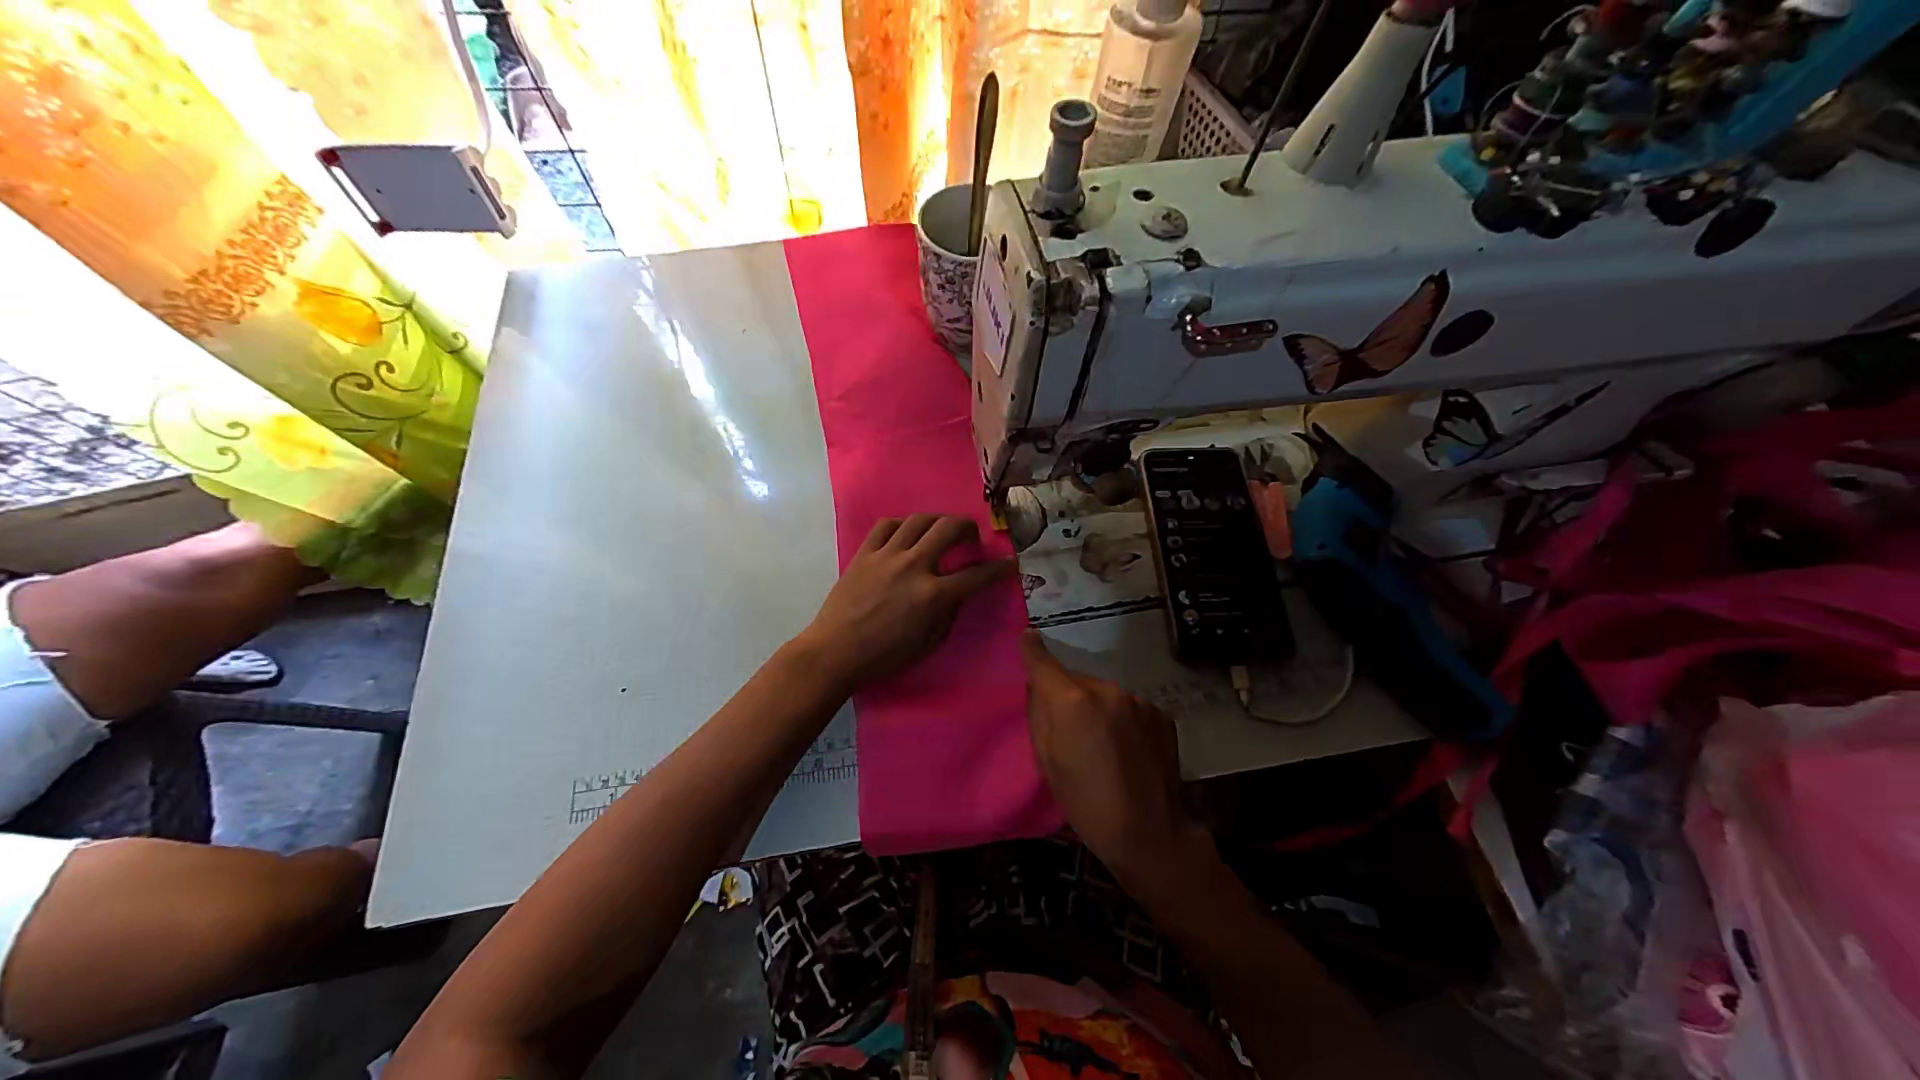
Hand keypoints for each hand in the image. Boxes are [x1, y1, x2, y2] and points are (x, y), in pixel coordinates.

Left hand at [796, 514, 1013, 691]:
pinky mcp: (864, 553)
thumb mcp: (928, 644)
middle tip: (971, 537)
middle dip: (968, 527)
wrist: (836, 652)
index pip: (976, 574)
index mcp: (933, 595)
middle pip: (949, 529)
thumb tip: (958, 592)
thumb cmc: (884, 657)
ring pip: (919, 520)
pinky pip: (886, 525)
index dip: (999, 568)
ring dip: (938, 521)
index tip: (1010, 563)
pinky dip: (902, 525)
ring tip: (941, 530)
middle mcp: (914, 566)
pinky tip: (906, 533)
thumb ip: (948, 614)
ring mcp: (886, 556)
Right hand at [1020, 632, 1205, 878]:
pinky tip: (1127, 750)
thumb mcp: (1047, 762)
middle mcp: (1106, 689)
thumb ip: (1039, 715)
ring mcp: (1137, 700)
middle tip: (1069, 732)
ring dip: (1097, 709)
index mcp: (1071, 701)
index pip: (1043, 662)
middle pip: (1076, 681)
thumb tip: (1039, 687)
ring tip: (1102, 746)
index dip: (1031, 649)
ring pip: (1104, 695)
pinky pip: (1128, 708)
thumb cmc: (1086, 803)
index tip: (1027, 638)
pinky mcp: (1160, 713)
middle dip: (1069, 697)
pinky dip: (1122, 720)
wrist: (1150, 832)